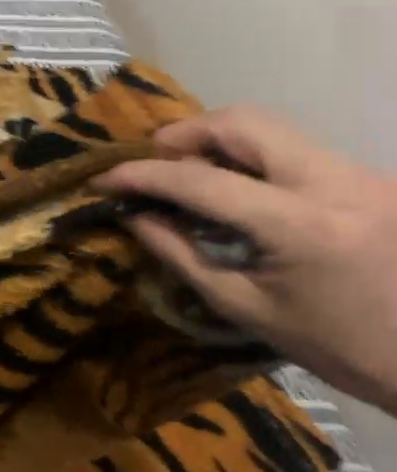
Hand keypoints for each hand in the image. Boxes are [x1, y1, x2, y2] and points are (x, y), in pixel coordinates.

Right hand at [94, 105, 396, 410]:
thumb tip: (133, 215)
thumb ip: (180, 253)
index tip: (101, 183)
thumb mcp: (245, 306)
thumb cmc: (340, 347)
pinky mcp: (377, 181)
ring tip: (193, 180)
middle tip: (157, 167)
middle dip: (184, 136)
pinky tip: (242, 195)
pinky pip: (299, 152)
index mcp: (303, 224)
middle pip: (243, 124)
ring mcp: (367, 178)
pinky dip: (254, 162)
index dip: (139, 175)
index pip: (199, 179)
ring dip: (219, 146)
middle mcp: (340, 185)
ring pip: (274, 131)